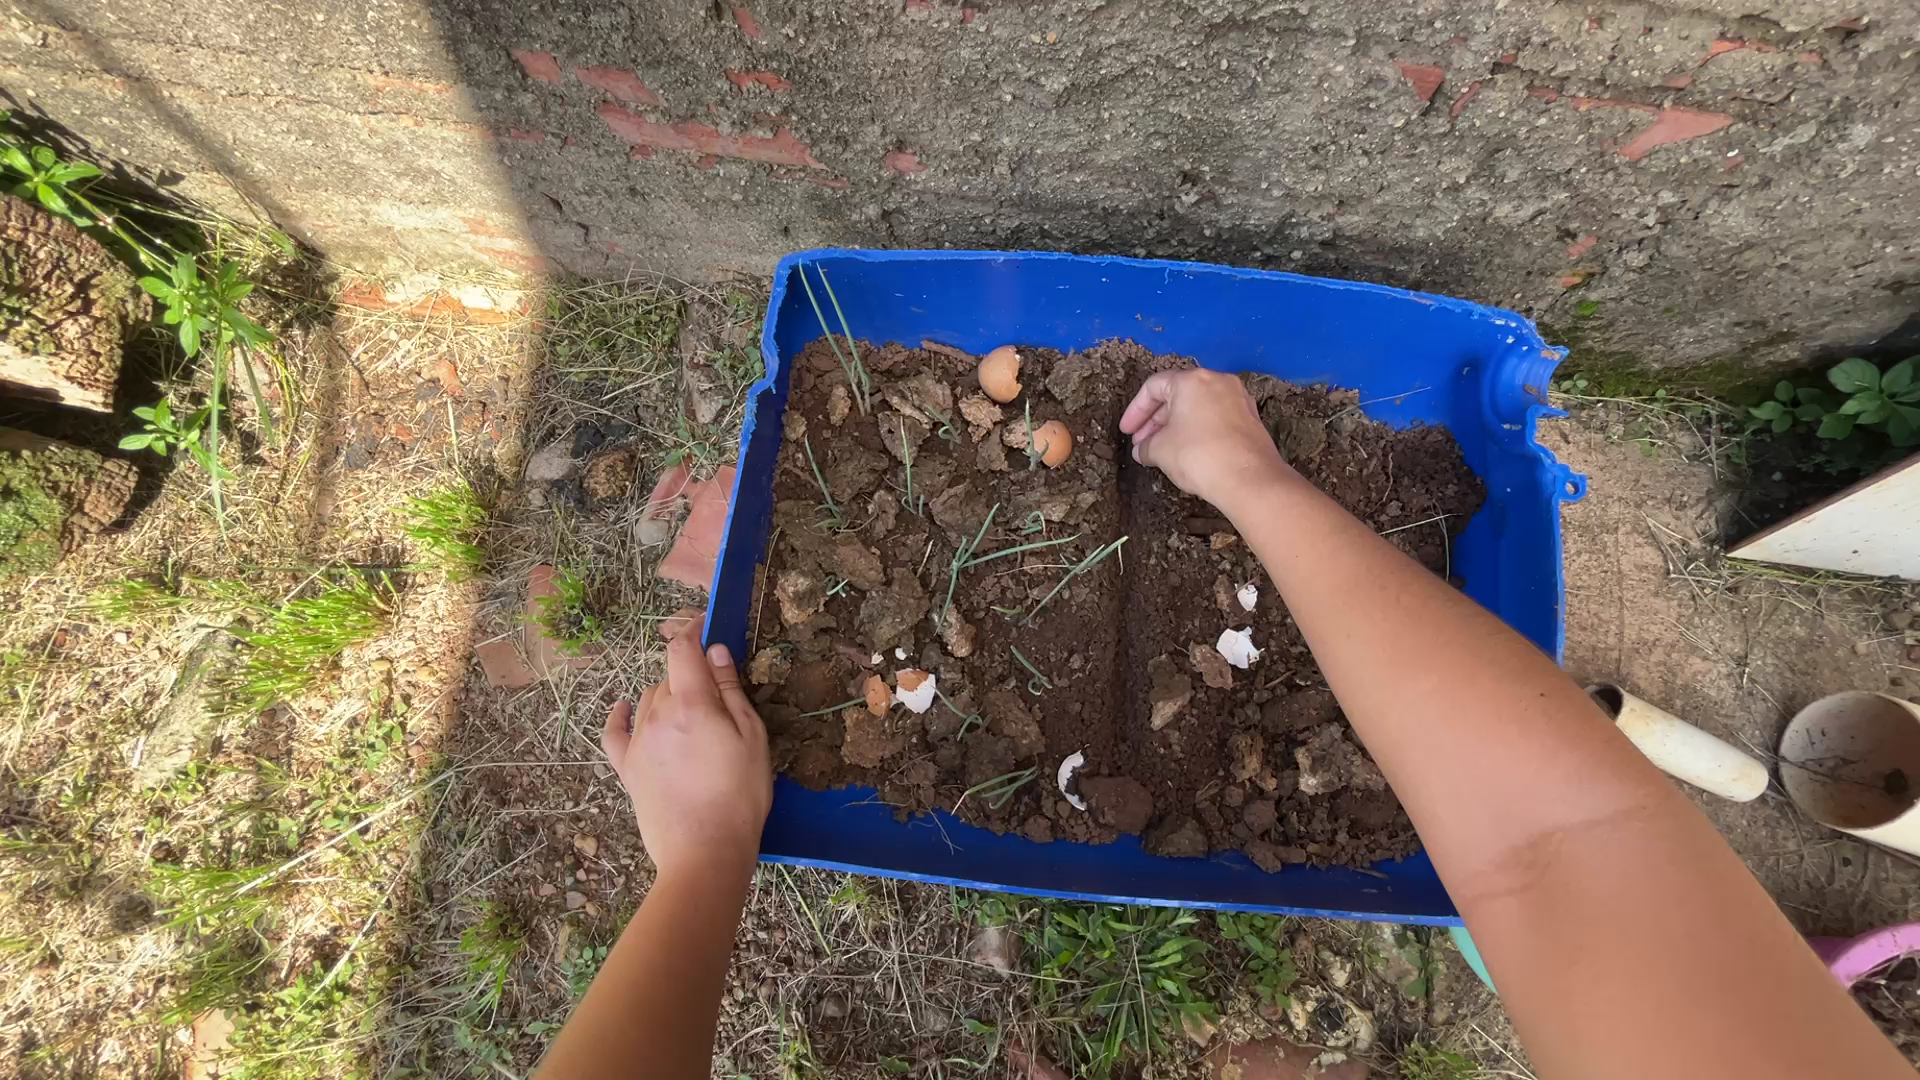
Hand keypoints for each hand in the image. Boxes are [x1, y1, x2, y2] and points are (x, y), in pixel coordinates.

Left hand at [602, 618, 771, 879]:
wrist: (704, 852)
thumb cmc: (740, 793)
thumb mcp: (752, 736)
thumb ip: (731, 691)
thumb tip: (716, 651)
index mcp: (692, 703)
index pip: (682, 648)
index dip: (694, 629)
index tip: (708, 624)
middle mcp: (657, 714)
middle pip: (670, 674)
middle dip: (692, 670)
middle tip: (719, 687)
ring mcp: (638, 742)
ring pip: (650, 698)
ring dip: (671, 693)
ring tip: (696, 713)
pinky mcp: (627, 768)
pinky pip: (616, 732)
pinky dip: (620, 714)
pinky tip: (624, 706)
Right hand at [1120, 368, 1291, 507]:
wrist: (1248, 479)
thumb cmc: (1198, 456)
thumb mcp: (1160, 450)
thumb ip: (1145, 446)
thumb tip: (1142, 449)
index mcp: (1192, 380)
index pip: (1153, 387)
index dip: (1135, 410)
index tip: (1127, 432)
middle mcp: (1217, 381)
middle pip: (1177, 395)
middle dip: (1155, 420)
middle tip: (1141, 443)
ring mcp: (1237, 399)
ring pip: (1197, 407)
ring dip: (1175, 426)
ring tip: (1160, 450)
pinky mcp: (1249, 419)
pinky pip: (1214, 418)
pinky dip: (1196, 430)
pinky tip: (1186, 452)